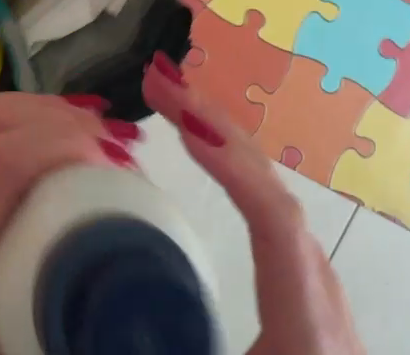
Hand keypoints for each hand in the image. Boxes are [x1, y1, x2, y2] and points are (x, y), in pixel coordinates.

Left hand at [0, 92, 141, 354]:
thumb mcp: (19, 344)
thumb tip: (137, 250)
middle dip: (50, 115)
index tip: (113, 157)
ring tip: (78, 132)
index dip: (61, 140)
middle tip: (105, 138)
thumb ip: (72, 295)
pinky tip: (38, 144)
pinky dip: (3, 126)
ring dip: (25, 112)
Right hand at [144, 54, 366, 354]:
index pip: (275, 224)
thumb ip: (163, 347)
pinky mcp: (302, 274)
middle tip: (157, 80)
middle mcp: (315, 280)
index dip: (232, 168)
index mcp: (303, 314)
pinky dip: (231, 158)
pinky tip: (203, 139)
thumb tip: (94, 329)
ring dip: (219, 132)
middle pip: (269, 186)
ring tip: (170, 94)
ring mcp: (311, 272)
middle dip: (213, 124)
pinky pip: (266, 198)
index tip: (181, 125)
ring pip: (269, 186)